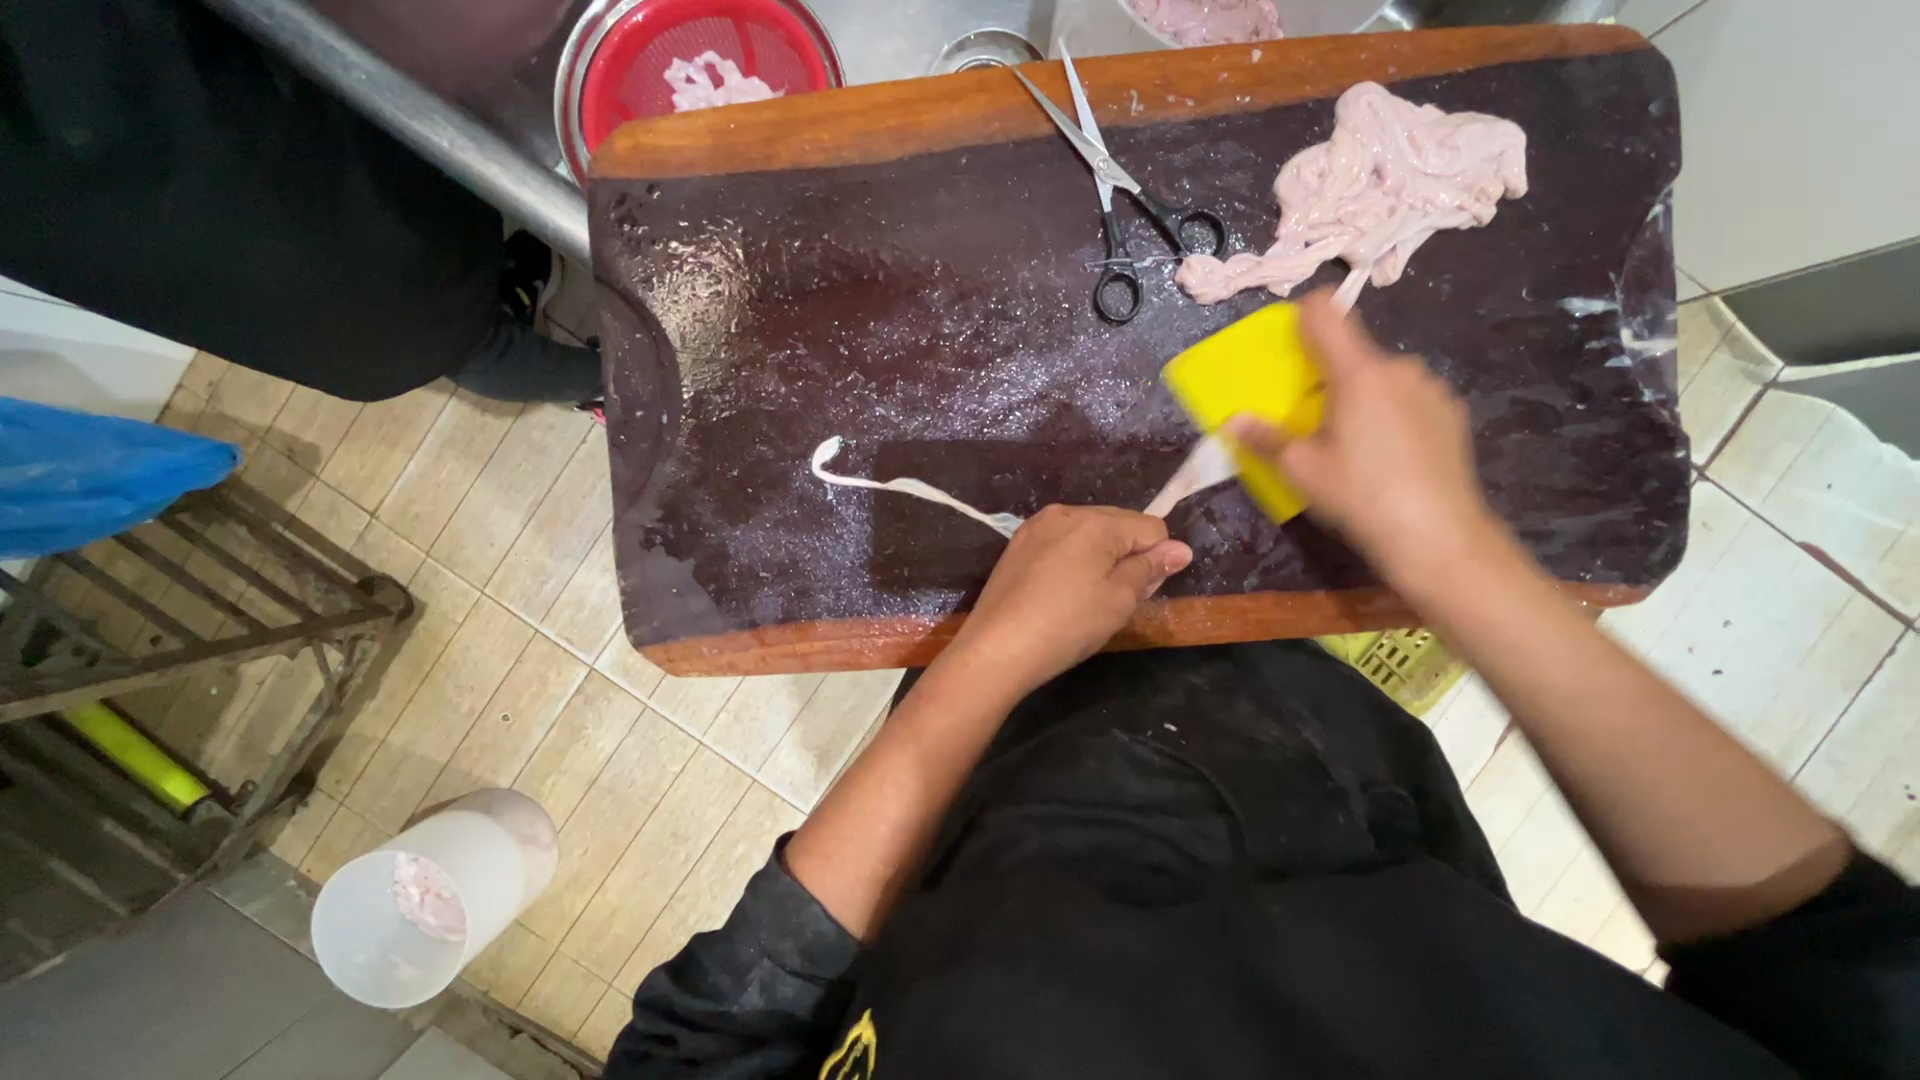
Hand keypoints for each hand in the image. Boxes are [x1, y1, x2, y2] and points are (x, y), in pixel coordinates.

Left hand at [947, 506, 1192, 696]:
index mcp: (1095, 521)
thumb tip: (1180, 549)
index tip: (1144, 592)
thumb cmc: (1067, 625)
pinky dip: (1073, 560)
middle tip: (1118, 599)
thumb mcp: (1119, 600)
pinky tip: (1063, 592)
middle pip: (1118, 524)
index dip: (1159, 557)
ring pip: (1088, 533)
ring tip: (1088, 598)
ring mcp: (1036, 527)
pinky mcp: (1017, 545)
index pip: (1150, 526)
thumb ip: (1150, 568)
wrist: (997, 648)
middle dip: (1129, 554)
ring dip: (1101, 557)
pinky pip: (1061, 542)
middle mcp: (1064, 512)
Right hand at [1223, 289, 1501, 585]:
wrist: (1438, 535)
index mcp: (1358, 373)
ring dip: (1363, 396)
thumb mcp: (1301, 471)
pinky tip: (1391, 456)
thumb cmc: (1359, 496)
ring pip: (1383, 377)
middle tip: (1314, 420)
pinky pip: (1409, 398)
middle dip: (1328, 376)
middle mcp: (1399, 368)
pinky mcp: (1452, 411)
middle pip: (1353, 352)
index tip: (1288, 347)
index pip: (1325, 312)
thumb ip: (1265, 439)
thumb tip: (1233, 421)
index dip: (1301, 318)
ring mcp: (1431, 388)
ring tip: (1356, 443)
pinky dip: (1392, 413)